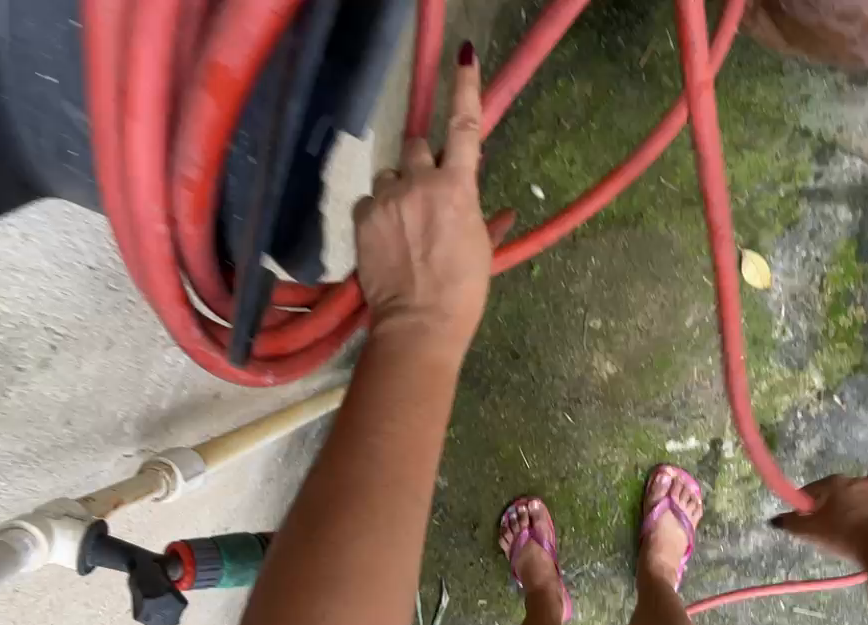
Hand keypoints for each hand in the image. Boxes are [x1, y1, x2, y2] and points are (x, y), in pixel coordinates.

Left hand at [353, 42, 491, 346]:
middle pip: (417, 147)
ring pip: (390, 174)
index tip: (465, 57)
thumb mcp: (483, 254)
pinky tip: (384, 238)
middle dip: (421, 165)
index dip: (466, 88)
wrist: (419, 324)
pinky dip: (376, 212)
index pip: (465, 126)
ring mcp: (389, 198)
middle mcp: (421, 182)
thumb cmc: (463, 293)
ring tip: (402, 225)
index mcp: (458, 188)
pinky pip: (369, 200)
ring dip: (396, 189)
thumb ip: (488, 224)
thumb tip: (504, 213)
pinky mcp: (363, 217)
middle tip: (424, 197)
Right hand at [770, 476, 867, 559]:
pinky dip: (862, 521)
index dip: (801, 508)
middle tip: (821, 532)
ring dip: (844, 515)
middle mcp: (855, 481)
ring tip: (842, 537)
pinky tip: (860, 537)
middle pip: (831, 496)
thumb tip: (774, 520)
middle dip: (824, 511)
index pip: (808, 491)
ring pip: (851, 504)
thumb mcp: (809, 531)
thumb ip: (790, 523)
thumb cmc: (842, 534)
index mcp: (833, 482)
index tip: (802, 524)